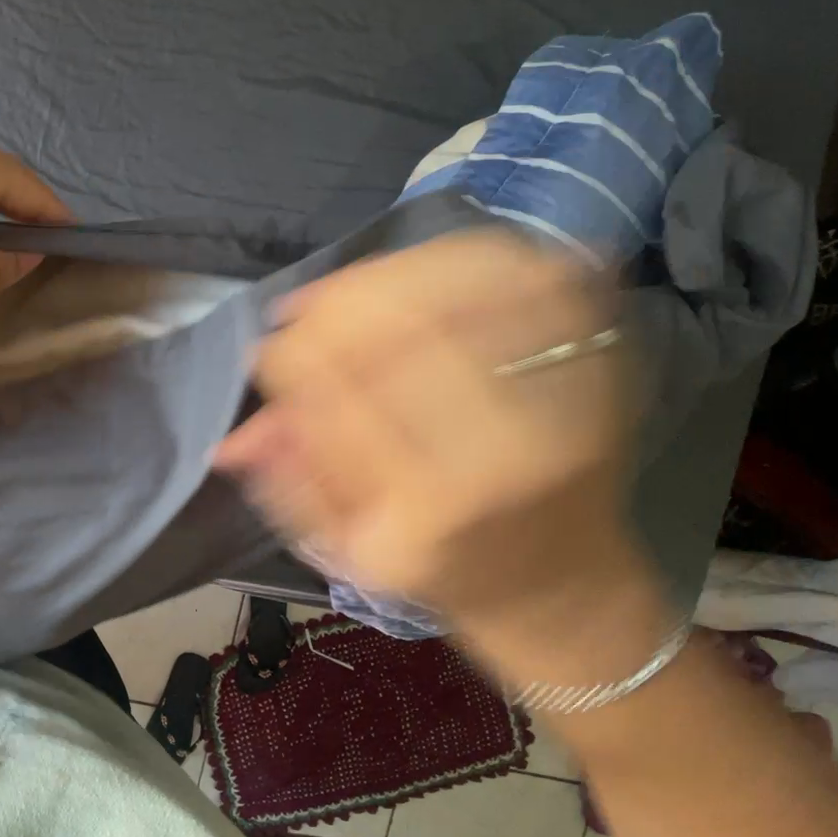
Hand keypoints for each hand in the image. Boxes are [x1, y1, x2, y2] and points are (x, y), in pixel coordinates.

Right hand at [214, 232, 649, 634]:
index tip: (265, 352)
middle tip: (302, 311)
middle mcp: (506, 446)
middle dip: (332, 308)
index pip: (339, 398)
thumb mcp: (345, 550)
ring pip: (468, 290)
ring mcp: (567, 398)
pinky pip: (534, 276)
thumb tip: (231, 441)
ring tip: (351, 290)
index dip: (288, 358)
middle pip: (402, 333)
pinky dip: (469, 259)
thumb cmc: (439, 569)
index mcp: (430, 506)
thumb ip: (288, 488)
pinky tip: (420, 273)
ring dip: (391, 276)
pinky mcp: (606, 362)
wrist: (561, 577)